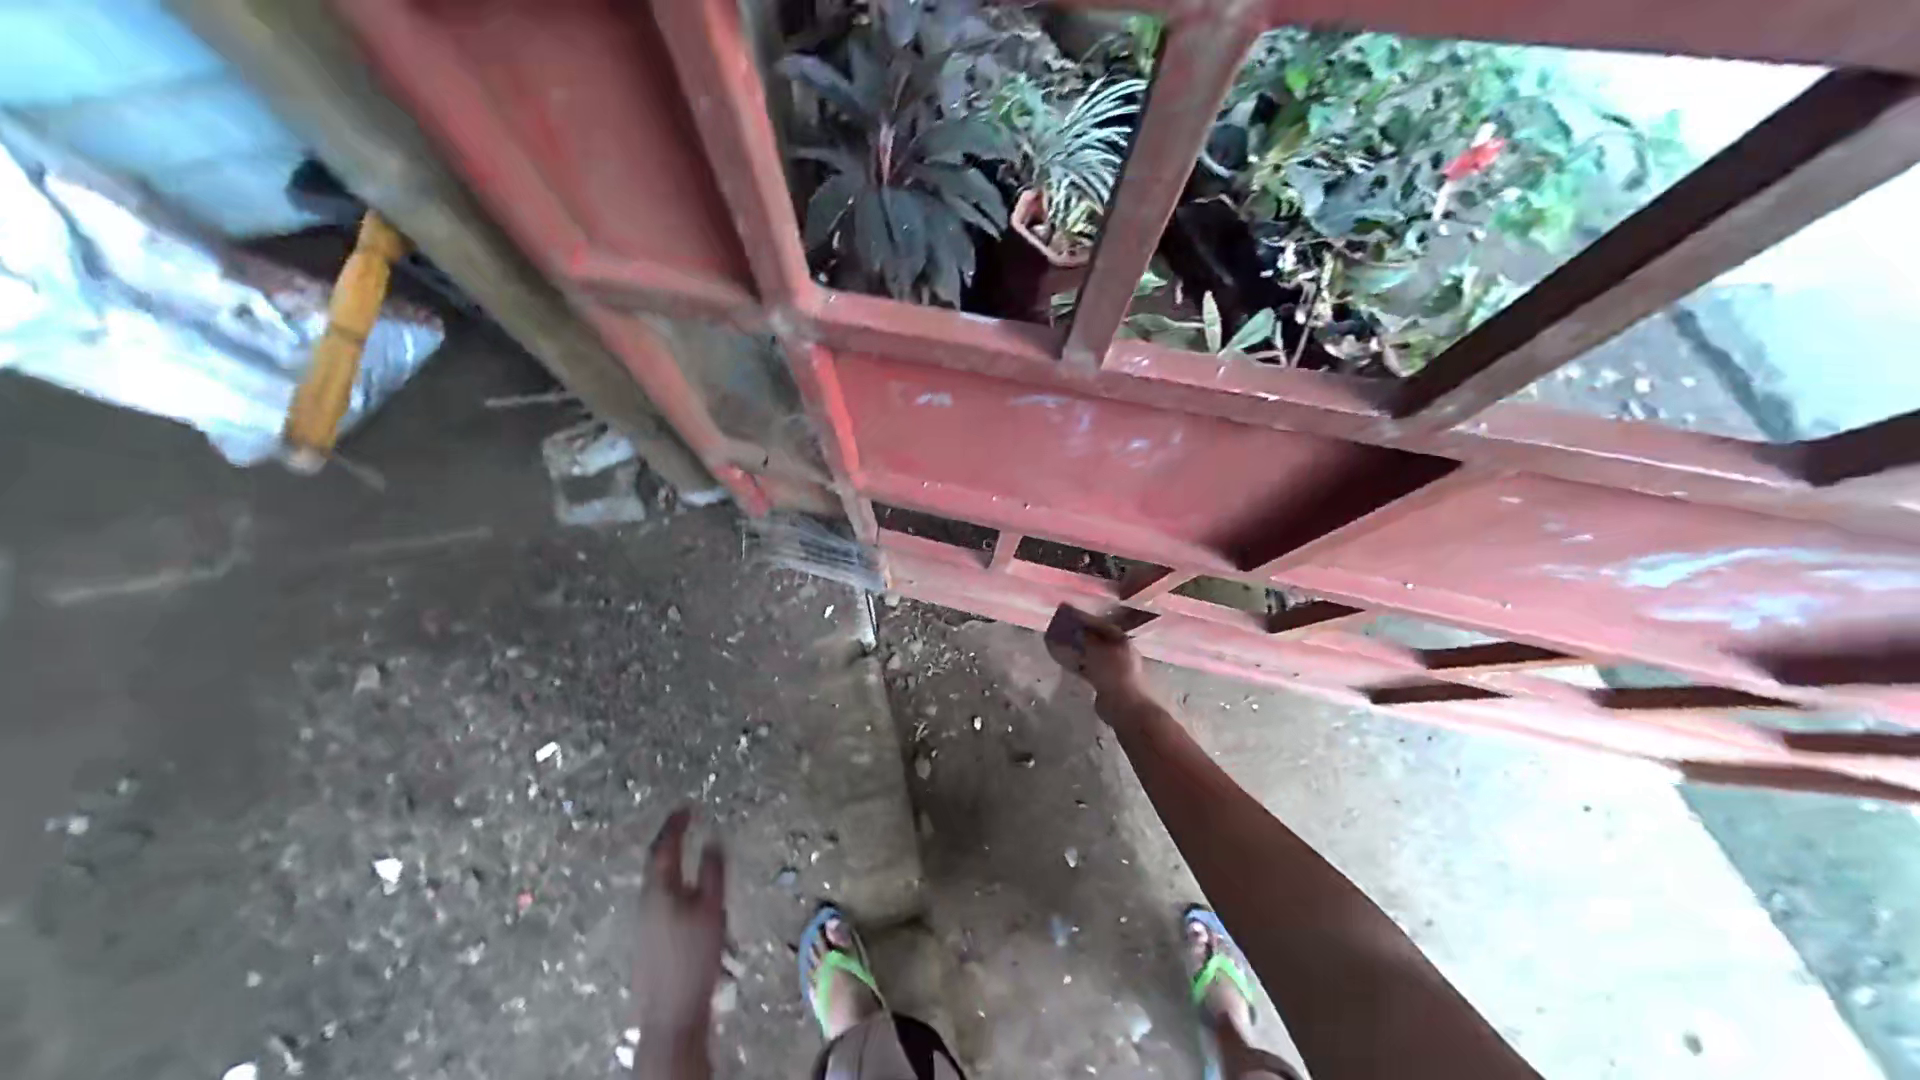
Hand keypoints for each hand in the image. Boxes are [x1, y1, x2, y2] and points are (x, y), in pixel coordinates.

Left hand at [634, 807, 726, 1032]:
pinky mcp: (648, 938)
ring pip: (658, 881)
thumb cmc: (695, 956)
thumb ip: (713, 871)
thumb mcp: (713, 908)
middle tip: (686, 824)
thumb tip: (713, 839)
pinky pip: (660, 896)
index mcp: (660, 889)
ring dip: (672, 862)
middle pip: (656, 862)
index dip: (675, 824)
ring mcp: (644, 921)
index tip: (687, 807)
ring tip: (689, 851)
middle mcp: (646, 900)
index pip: (664, 847)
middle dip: (671, 841)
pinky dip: (673, 881)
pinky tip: (687, 891)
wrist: (671, 1013)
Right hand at [1045, 603, 1144, 701]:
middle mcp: (1119, 652)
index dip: (1086, 620)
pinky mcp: (1106, 683)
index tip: (1070, 615)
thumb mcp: (1097, 650)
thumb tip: (1079, 630)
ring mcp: (1113, 669)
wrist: (1124, 705)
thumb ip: (1086, 638)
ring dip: (1079, 651)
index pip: (1102, 625)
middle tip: (1064, 631)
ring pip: (1093, 655)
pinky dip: (1079, 665)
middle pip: (1098, 640)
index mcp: (1122, 641)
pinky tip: (1067, 663)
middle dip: (1082, 636)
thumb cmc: (1113, 672)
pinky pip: (1089, 669)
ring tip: (1061, 645)